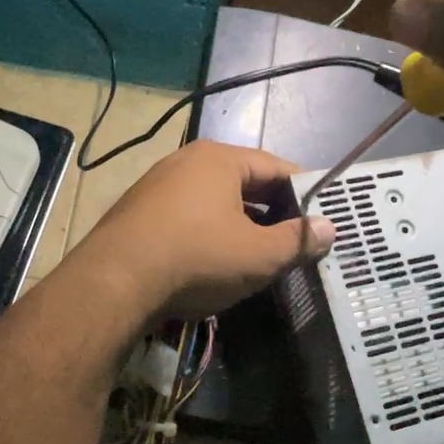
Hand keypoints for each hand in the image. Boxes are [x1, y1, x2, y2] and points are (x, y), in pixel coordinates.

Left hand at [70, 140, 334, 320]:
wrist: (113, 284)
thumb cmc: (196, 258)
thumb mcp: (258, 256)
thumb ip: (298, 240)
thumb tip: (330, 228)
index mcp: (220, 159)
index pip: (277, 167)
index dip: (304, 192)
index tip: (322, 217)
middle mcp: (187, 161)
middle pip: (244, 182)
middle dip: (272, 211)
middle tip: (295, 240)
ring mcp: (157, 185)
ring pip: (214, 200)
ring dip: (240, 224)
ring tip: (259, 254)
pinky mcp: (138, 213)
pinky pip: (187, 216)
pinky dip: (208, 233)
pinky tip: (215, 261)